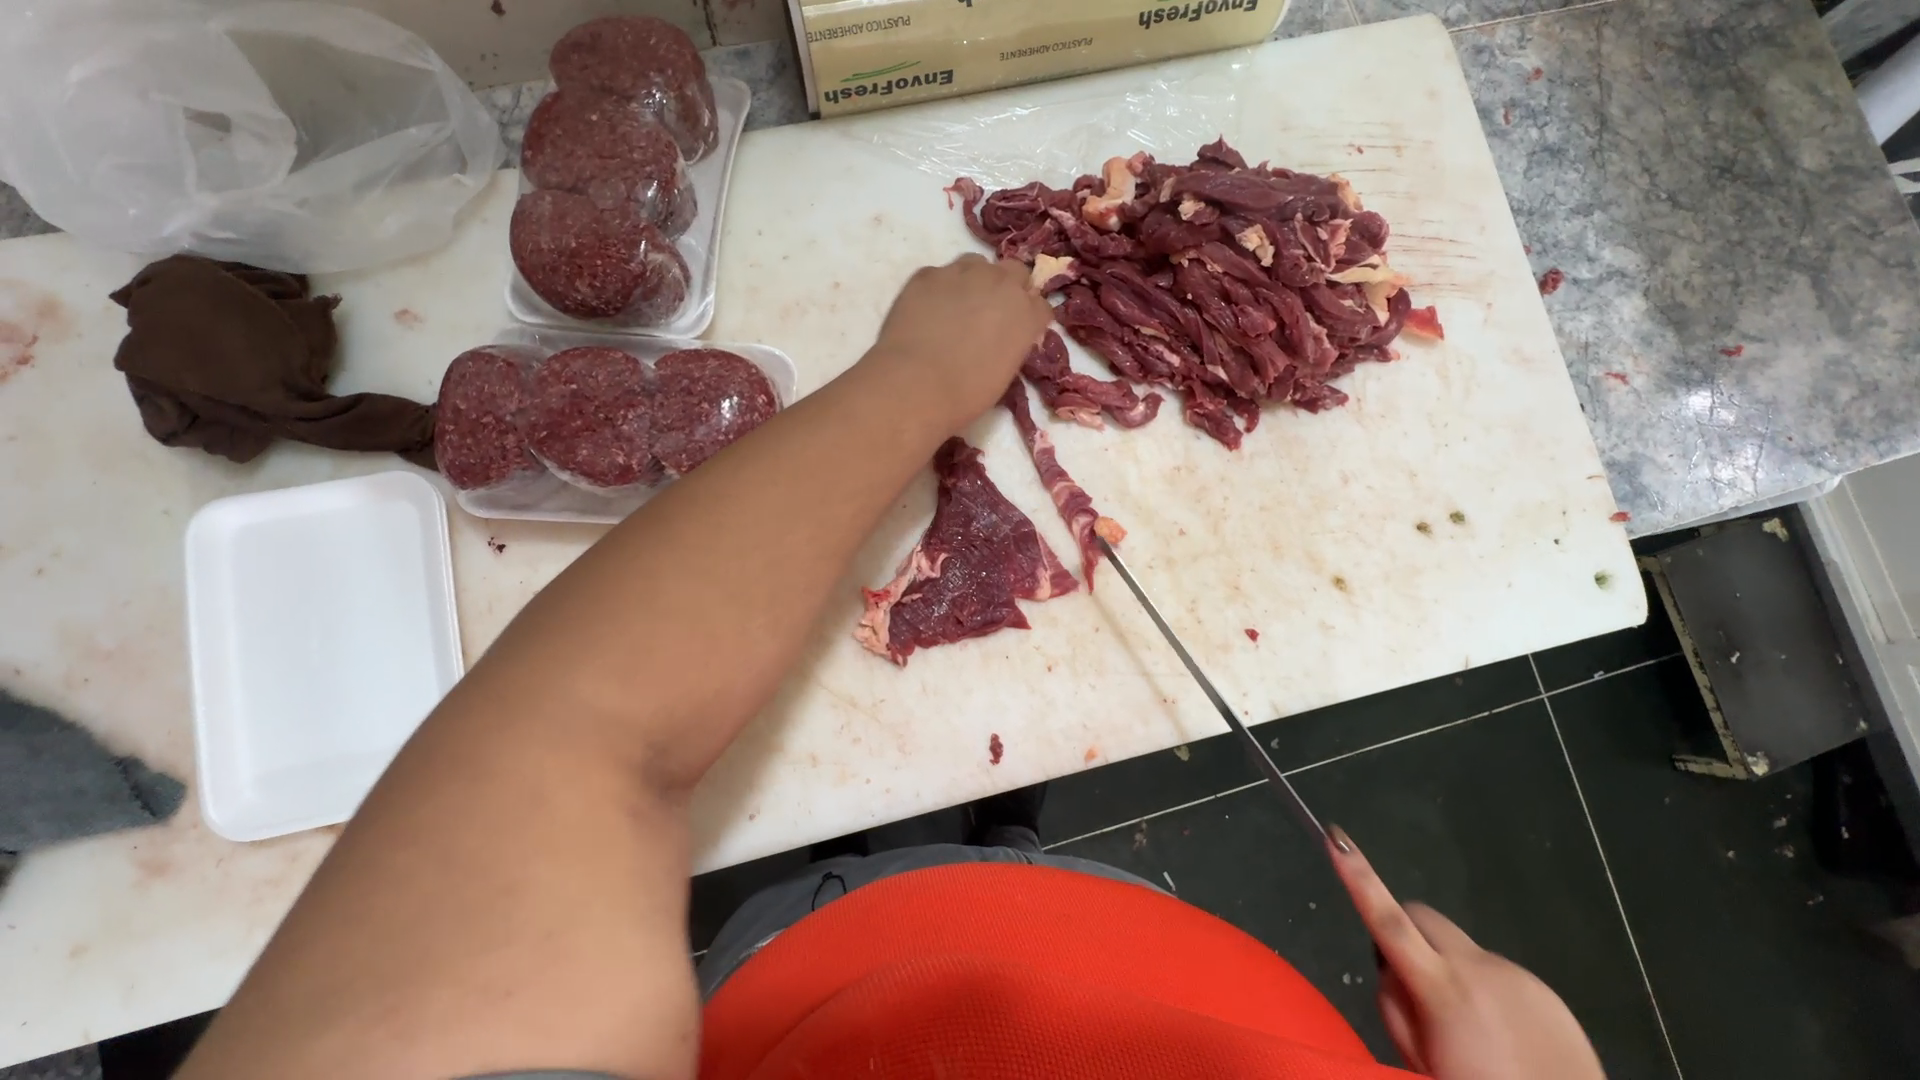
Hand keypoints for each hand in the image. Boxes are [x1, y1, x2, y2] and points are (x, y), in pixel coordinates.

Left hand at [864, 254, 1052, 427]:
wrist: (915, 384)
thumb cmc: (965, 394)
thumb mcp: (1004, 374)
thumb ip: (1012, 345)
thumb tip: (1003, 338)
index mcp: (1026, 314)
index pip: (1041, 305)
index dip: (1030, 317)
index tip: (1020, 330)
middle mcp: (1001, 284)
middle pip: (1016, 272)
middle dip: (1009, 287)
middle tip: (992, 312)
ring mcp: (963, 273)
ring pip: (977, 264)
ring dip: (975, 280)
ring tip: (959, 306)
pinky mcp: (927, 274)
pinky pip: (940, 274)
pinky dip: (940, 288)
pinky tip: (928, 310)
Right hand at [1328, 826, 1605, 1079]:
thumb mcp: (1416, 1061)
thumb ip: (1395, 1005)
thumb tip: (1392, 968)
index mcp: (1441, 988)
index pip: (1386, 919)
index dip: (1357, 876)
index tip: (1338, 838)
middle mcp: (1478, 967)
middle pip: (1422, 917)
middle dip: (1405, 932)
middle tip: (1409, 982)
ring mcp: (1516, 975)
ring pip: (1460, 949)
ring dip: (1448, 968)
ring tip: (1467, 1026)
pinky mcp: (1546, 990)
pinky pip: (1497, 973)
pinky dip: (1485, 989)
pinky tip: (1502, 1034)